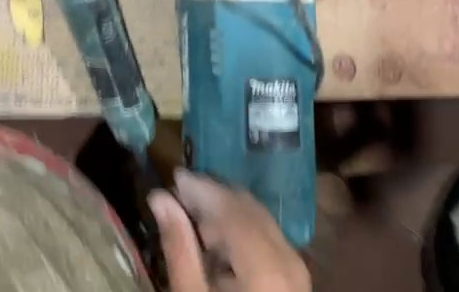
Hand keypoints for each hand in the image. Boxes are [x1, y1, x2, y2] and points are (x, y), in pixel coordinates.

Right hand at [151, 171, 309, 291]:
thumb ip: (178, 247)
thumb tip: (160, 198)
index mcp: (266, 267)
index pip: (231, 207)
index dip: (202, 188)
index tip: (173, 177)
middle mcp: (289, 261)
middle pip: (248, 209)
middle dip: (213, 197)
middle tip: (179, 195)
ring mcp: (298, 271)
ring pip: (259, 220)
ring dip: (226, 213)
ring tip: (193, 219)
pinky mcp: (297, 280)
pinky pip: (269, 239)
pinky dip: (242, 232)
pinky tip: (218, 244)